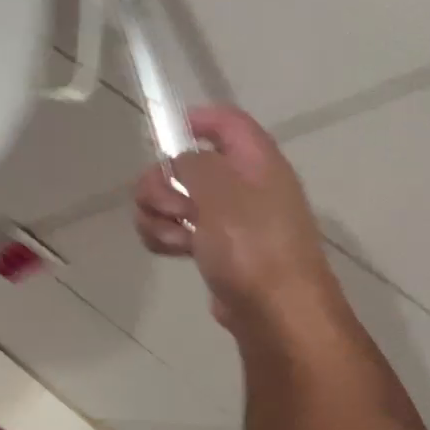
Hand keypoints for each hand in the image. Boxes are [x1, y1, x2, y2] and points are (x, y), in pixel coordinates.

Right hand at [134, 105, 339, 329]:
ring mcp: (225, 216)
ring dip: (157, 215)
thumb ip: (195, 165)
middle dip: (160, 184)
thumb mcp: (221, 195)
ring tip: (175, 237)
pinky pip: (170, 227)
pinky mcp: (210, 244)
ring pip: (169, 199)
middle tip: (170, 206)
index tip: (161, 135)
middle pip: (183, 164)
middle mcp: (241, 185)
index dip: (194, 120)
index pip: (227, 123)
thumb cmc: (252, 248)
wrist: (272, 309)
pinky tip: (173, 251)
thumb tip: (179, 159)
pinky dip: (163, 236)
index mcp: (255, 165)